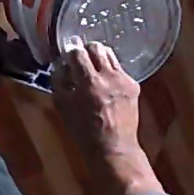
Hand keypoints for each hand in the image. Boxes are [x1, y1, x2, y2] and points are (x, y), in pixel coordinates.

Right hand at [52, 42, 162, 194]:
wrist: (113, 146)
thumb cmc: (83, 130)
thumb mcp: (62, 106)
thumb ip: (60, 82)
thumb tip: (60, 65)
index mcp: (88, 83)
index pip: (78, 52)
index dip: (70, 51)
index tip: (67, 55)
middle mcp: (108, 77)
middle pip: (96, 48)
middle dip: (86, 50)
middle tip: (80, 59)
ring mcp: (123, 80)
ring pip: (110, 55)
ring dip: (99, 58)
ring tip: (93, 69)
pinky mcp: (134, 86)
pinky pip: (119, 70)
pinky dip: (110, 72)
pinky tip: (106, 84)